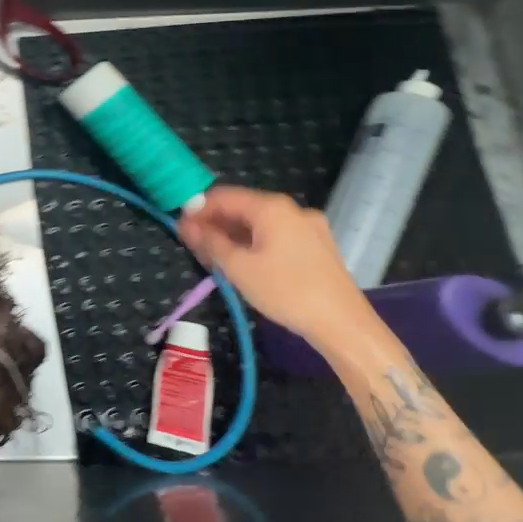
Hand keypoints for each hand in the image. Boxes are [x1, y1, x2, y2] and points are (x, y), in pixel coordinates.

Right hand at [178, 186, 371, 345]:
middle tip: (193, 245)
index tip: (179, 228)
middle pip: (243, 208)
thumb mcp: (238, 267)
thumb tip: (186, 225)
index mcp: (272, 208)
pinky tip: (242, 263)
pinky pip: (276, 236)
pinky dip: (254, 244)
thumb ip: (209, 242)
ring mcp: (309, 227)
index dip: (197, 210)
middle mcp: (292, 210)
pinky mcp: (317, 246)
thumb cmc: (286, 291)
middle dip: (215, 224)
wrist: (343, 324)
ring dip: (233, 236)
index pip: (224, 197)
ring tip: (214, 258)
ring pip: (259, 224)